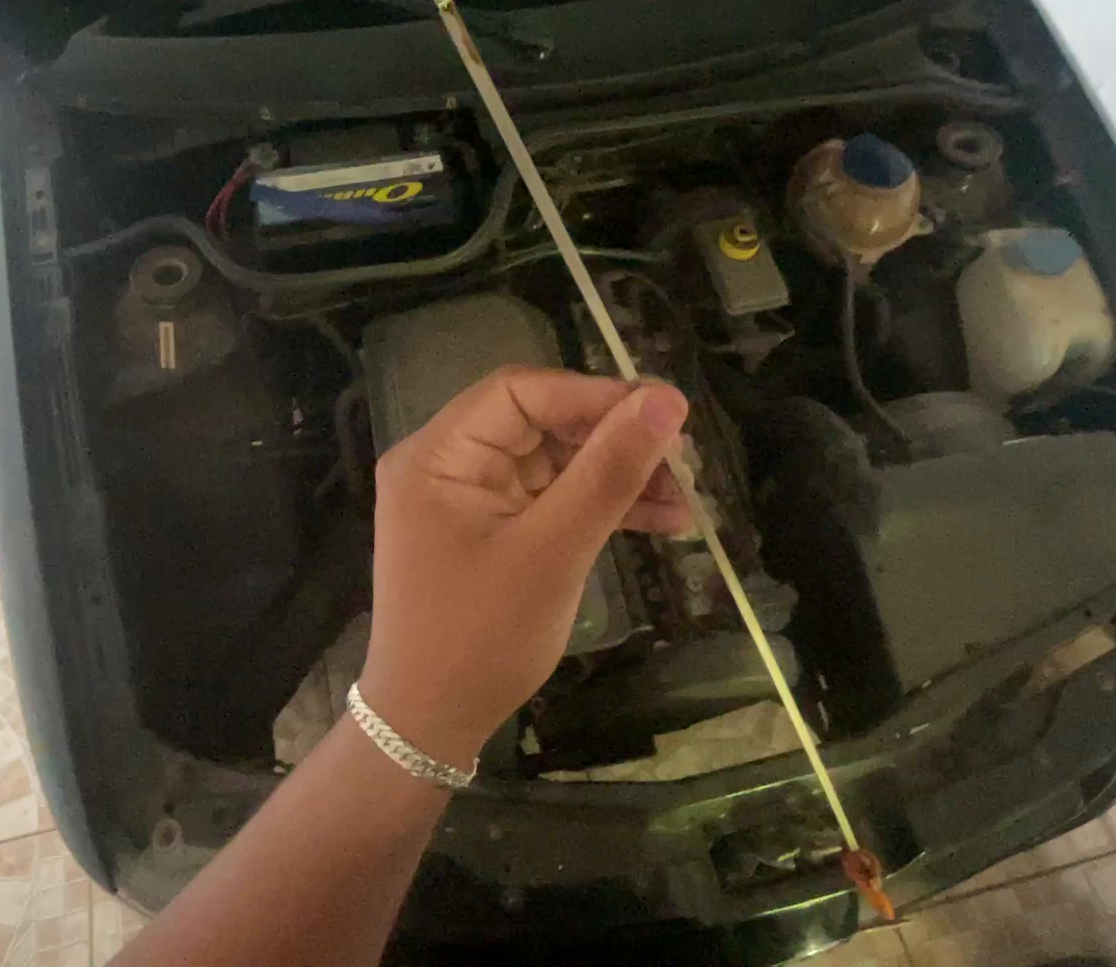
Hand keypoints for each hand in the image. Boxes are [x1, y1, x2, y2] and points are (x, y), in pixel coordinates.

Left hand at [355, 366, 692, 768]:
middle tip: (681, 460)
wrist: (431, 723)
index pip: (520, 393)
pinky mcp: (490, 529)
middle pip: (539, 424)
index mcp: (437, 454)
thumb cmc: (481, 638)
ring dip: (614, 477)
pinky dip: (596, 508)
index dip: (594, 395)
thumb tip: (664, 402)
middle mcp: (446, 463)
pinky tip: (658, 521)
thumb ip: (607, 472)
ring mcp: (467, 498)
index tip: (665, 411)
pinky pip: (548, 499)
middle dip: (612, 440)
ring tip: (684, 499)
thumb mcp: (552, 550)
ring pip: (552, 463)